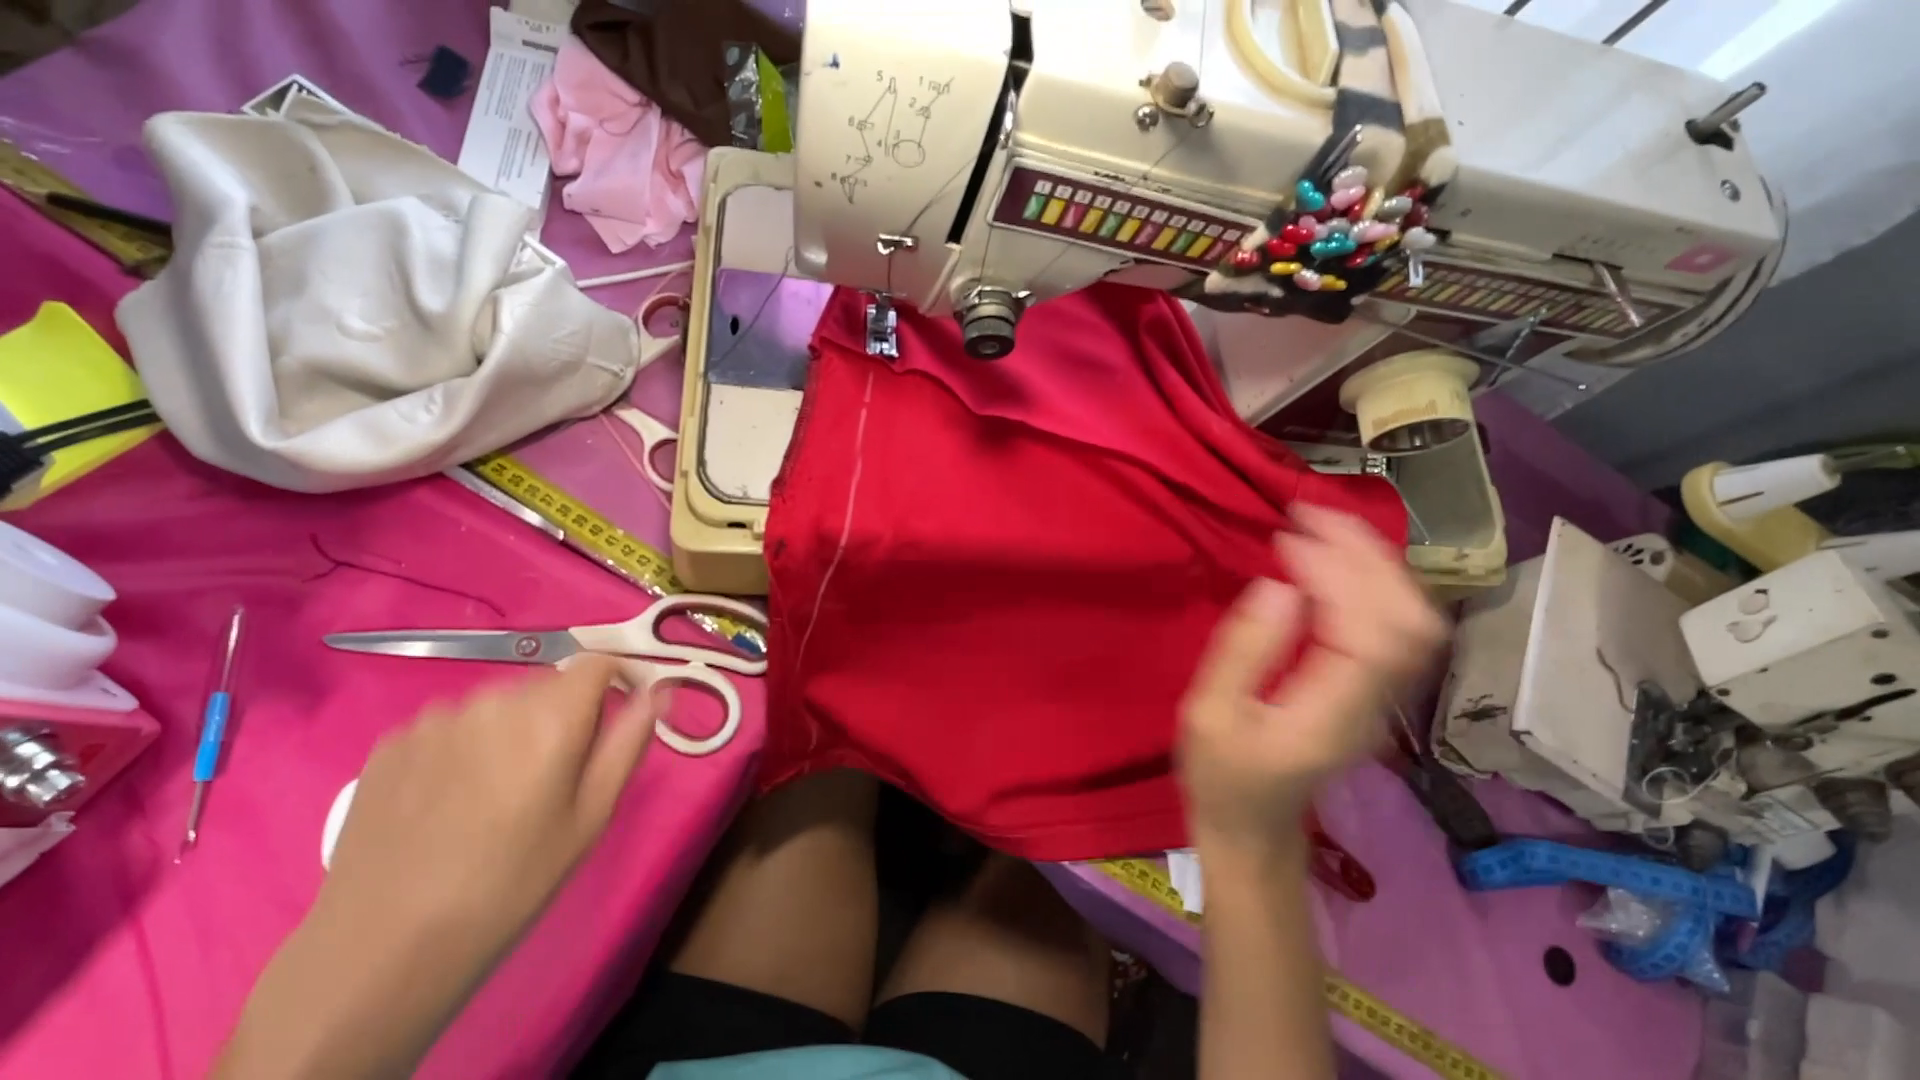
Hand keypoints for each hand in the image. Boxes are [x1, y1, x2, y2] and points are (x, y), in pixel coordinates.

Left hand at [317, 655, 660, 953]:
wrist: (387, 939)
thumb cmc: (512, 884)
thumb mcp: (590, 819)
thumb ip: (628, 744)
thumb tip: (658, 692)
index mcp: (550, 717)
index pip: (597, 663)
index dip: (616, 681)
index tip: (618, 717)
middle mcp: (493, 699)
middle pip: (545, 684)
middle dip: (562, 714)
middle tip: (553, 778)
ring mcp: (435, 717)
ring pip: (495, 704)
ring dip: (510, 730)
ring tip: (495, 795)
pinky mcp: (392, 739)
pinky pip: (449, 726)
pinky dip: (463, 747)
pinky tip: (449, 801)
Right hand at [1179, 505, 1445, 856]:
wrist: (1255, 829)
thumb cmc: (1222, 776)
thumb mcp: (1210, 715)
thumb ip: (1245, 650)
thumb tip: (1278, 584)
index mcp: (1332, 714)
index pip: (1368, 633)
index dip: (1340, 575)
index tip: (1288, 539)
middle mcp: (1374, 704)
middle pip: (1408, 621)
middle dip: (1366, 556)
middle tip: (1311, 514)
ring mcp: (1384, 699)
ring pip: (1414, 621)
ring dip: (1376, 564)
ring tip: (1326, 525)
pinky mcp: (1377, 691)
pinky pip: (1399, 628)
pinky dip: (1376, 584)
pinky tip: (1341, 562)